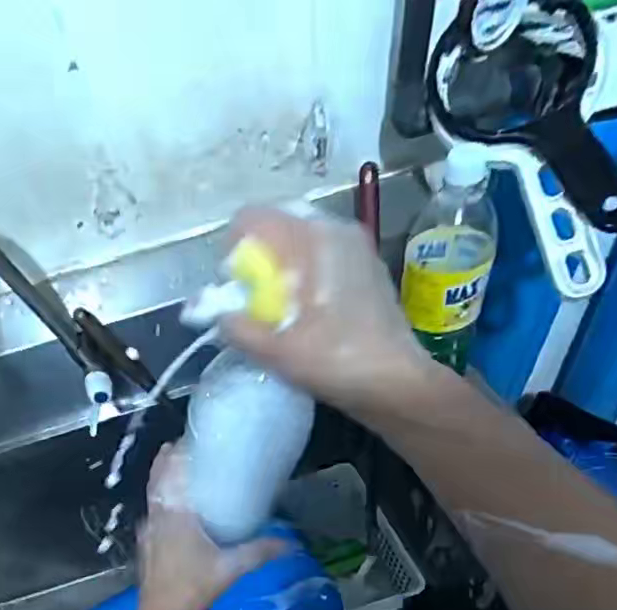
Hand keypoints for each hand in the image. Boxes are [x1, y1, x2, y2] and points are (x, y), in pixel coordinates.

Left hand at [136, 443, 288, 609]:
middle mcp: (157, 517)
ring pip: (151, 497)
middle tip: (181, 447)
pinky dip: (160, 503)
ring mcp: (147, 531)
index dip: (174, 454)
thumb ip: (259, 552)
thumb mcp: (230, 568)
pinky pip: (152, 514)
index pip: (169, 473)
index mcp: (175, 515)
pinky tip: (173, 510)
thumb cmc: (194, 587)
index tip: (187, 440)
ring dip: (161, 481)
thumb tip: (290, 544)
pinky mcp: (145, 545)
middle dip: (165, 461)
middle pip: (156, 480)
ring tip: (177, 472)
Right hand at [216, 204, 444, 419]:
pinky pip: (322, 261)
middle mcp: (335, 230)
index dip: (233, 252)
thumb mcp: (277, 352)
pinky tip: (310, 317)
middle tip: (259, 307)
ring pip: (300, 247)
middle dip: (258, 266)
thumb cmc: (337, 363)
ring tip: (283, 316)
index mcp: (312, 239)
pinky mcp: (367, 269)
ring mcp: (356, 247)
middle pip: (276, 231)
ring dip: (282, 275)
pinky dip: (306, 281)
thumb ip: (238, 328)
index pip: (252, 219)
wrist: (397, 384)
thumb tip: (219, 315)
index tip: (237, 290)